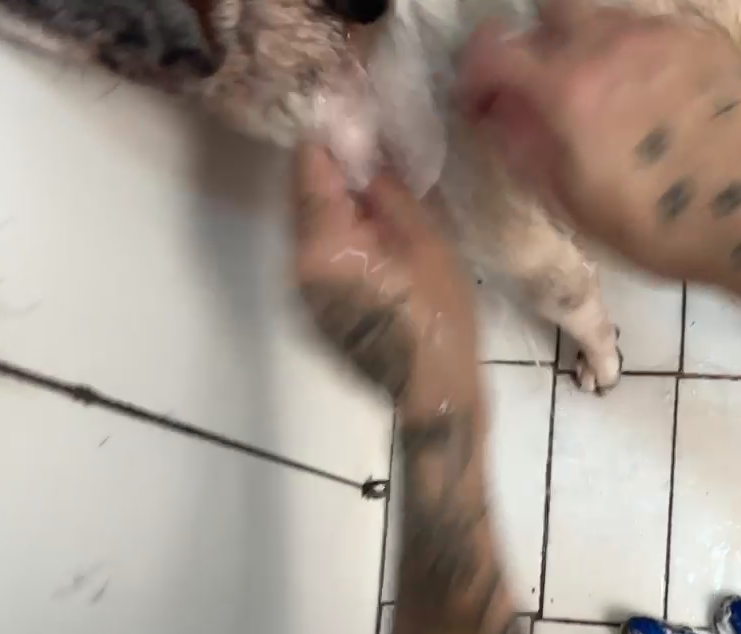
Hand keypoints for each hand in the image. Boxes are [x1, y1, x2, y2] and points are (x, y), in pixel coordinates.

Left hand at [289, 144, 479, 412]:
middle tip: (384, 173)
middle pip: (305, 199)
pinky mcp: (316, 313)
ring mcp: (303, 294)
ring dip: (343, 215)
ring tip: (387, 218)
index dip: (335, 142)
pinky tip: (382, 258)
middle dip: (340, 180)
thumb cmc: (441, 317)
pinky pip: (322, 261)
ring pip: (313, 231)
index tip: (366, 133)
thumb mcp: (428, 242)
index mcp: (322, 245)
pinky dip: (344, 247)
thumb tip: (368, 153)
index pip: (309, 167)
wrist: (436, 392)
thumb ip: (390, 189)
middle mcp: (298, 266)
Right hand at [456, 0, 740, 284]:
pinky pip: (655, 31)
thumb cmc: (660, 229)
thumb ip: (530, 153)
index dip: (475, 73)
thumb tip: (501, 119)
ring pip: (606, 16)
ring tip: (610, 101)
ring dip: (592, 49)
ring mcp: (661, 34)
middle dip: (539, 46)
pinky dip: (640, 57)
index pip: (493, 49)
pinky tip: (658, 100)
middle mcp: (608, 42)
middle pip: (552, 11)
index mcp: (567, 89)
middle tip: (551, 92)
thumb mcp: (580, 208)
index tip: (479, 101)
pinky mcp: (705, 40)